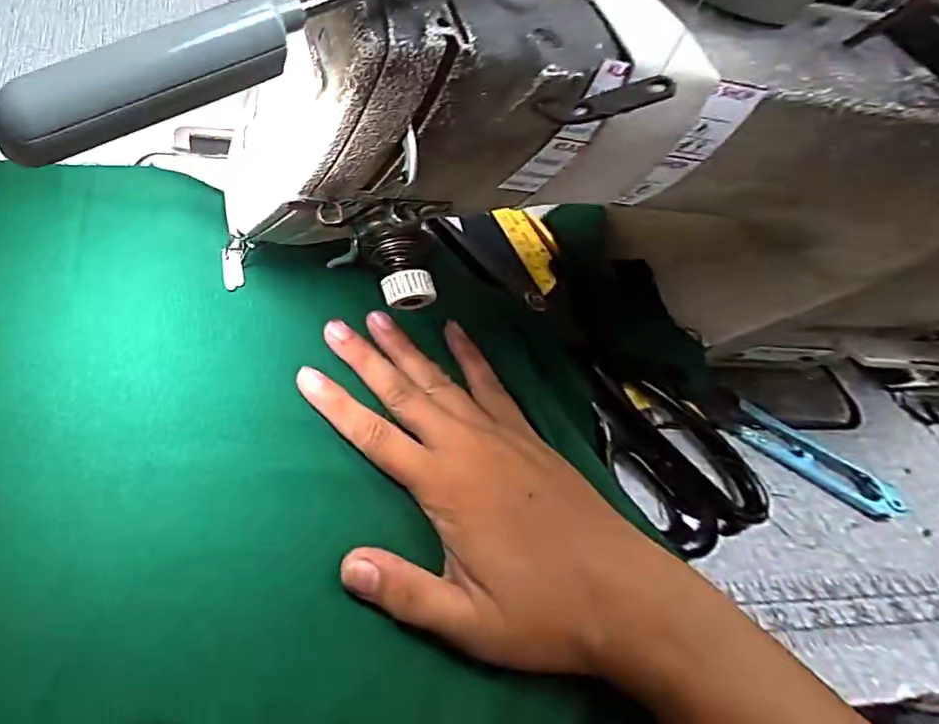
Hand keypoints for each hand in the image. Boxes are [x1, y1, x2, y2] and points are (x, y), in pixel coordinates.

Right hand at [297, 314, 861, 723]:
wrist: (631, 600)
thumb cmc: (544, 612)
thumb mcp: (469, 622)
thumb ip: (405, 593)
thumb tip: (344, 566)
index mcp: (442, 485)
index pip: (374, 436)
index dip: (337, 405)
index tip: (307, 375)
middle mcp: (464, 447)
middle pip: (402, 393)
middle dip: (364, 358)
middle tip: (333, 326)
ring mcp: (497, 434)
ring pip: (439, 380)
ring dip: (406, 347)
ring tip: (378, 316)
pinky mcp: (525, 434)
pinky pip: (491, 384)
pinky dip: (471, 356)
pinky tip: (455, 331)